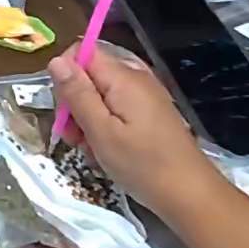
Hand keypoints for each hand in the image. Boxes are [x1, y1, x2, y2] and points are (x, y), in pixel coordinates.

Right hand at [48, 42, 214, 212]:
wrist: (192, 196)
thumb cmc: (142, 164)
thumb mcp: (100, 131)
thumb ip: (77, 93)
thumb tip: (55, 60)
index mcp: (122, 77)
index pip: (81, 51)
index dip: (65, 74)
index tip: (64, 108)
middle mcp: (135, 77)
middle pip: (90, 73)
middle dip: (74, 100)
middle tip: (73, 136)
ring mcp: (145, 94)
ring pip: (101, 92)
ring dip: (87, 116)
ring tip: (89, 147)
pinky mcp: (150, 111)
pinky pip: (117, 105)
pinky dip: (105, 123)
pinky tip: (105, 148)